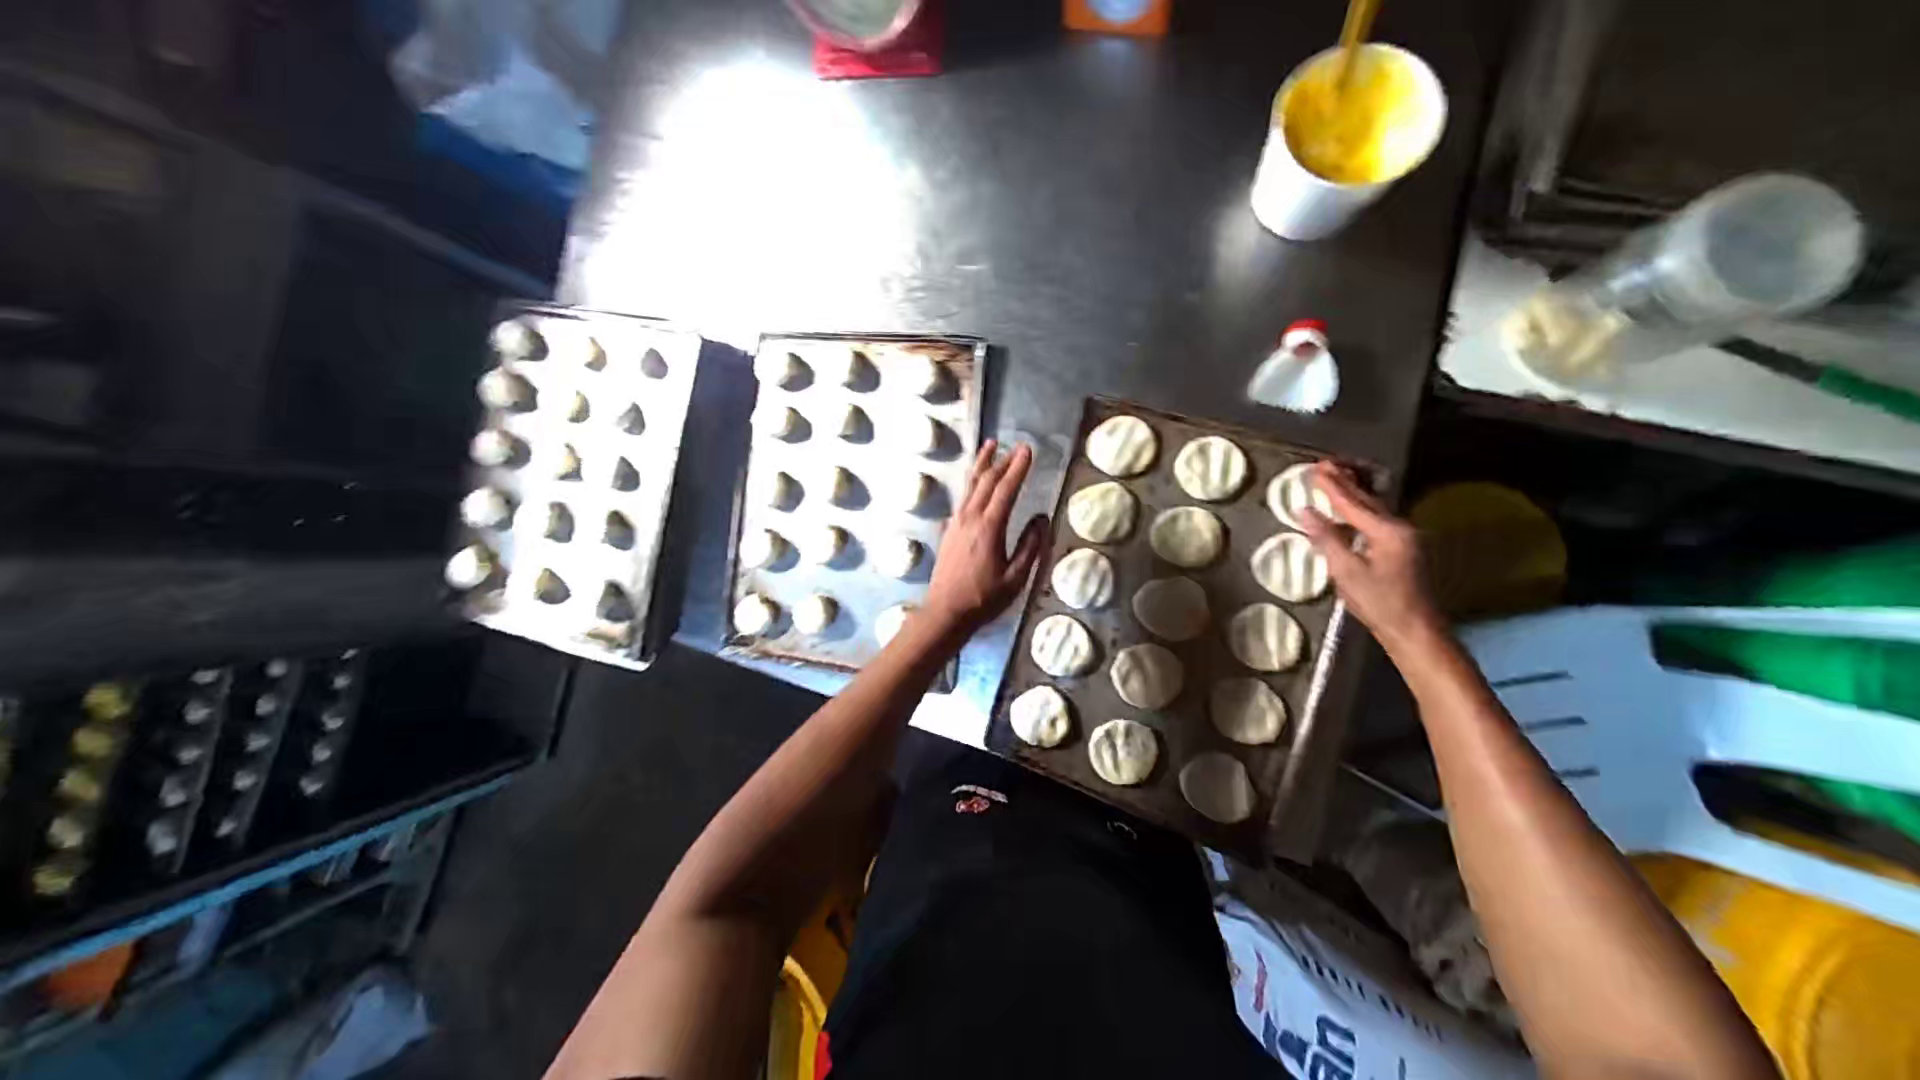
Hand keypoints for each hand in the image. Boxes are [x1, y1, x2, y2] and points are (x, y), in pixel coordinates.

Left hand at [924, 441, 1048, 635]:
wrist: (945, 612)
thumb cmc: (984, 598)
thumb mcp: (1016, 577)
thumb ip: (1031, 546)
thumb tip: (1041, 519)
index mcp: (989, 527)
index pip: (1006, 489)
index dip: (1018, 468)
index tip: (1028, 450)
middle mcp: (969, 518)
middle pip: (986, 481)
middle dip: (1003, 461)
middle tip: (1016, 446)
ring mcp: (955, 523)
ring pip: (970, 486)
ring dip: (982, 465)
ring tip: (990, 446)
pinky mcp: (948, 530)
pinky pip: (962, 498)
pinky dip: (971, 484)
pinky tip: (974, 485)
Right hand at [1298, 463, 1446, 655]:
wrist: (1415, 631)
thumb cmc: (1379, 604)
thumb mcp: (1346, 573)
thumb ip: (1326, 539)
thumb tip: (1305, 512)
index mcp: (1387, 531)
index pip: (1352, 503)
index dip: (1331, 486)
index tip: (1315, 468)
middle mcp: (1400, 528)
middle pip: (1368, 499)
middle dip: (1345, 481)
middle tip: (1325, 464)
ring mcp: (1405, 538)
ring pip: (1375, 507)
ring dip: (1353, 492)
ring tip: (1336, 477)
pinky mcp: (1404, 549)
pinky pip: (1378, 519)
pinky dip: (1360, 509)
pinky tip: (1349, 509)